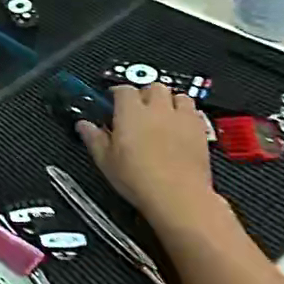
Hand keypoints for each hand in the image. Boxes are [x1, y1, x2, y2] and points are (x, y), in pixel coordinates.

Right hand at [77, 84, 217, 228]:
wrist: (177, 196)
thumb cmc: (141, 179)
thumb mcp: (106, 161)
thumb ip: (94, 139)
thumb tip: (84, 126)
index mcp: (131, 112)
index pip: (123, 90)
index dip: (117, 93)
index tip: (113, 102)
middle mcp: (157, 109)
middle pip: (152, 87)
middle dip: (145, 94)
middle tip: (138, 110)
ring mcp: (181, 117)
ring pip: (177, 95)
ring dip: (168, 101)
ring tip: (161, 115)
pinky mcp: (200, 130)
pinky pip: (194, 111)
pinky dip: (187, 114)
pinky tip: (180, 127)